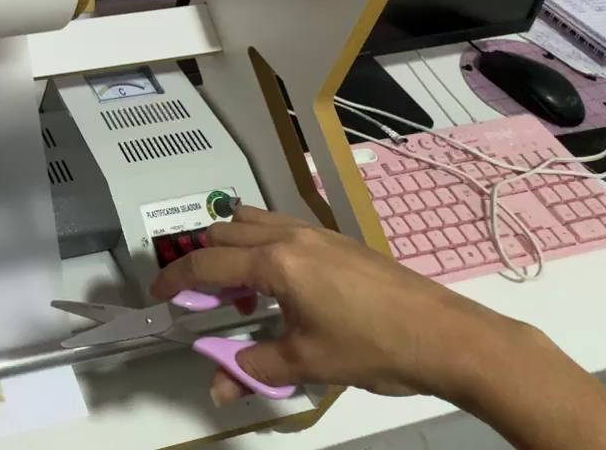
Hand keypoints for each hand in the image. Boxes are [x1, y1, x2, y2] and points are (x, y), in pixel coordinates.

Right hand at [151, 206, 529, 405]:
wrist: (447, 336)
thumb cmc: (375, 349)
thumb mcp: (310, 364)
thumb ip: (256, 369)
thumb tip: (219, 384)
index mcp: (273, 263)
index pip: (206, 265)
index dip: (175, 279)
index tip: (158, 293)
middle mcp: (285, 236)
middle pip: (221, 234)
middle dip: (202, 262)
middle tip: (202, 298)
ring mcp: (311, 231)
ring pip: (248, 221)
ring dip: (230, 246)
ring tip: (240, 285)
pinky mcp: (333, 237)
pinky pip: (277, 224)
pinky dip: (258, 241)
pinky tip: (278, 276)